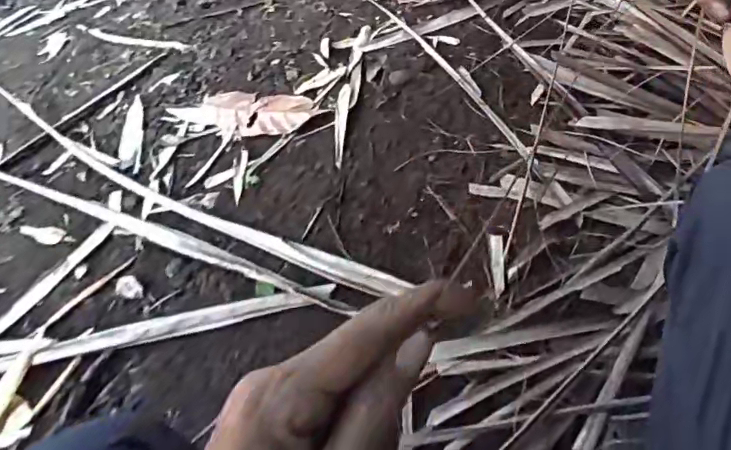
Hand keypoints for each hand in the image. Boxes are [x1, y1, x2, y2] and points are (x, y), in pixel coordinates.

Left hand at [208, 281, 476, 449]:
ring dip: (372, 411)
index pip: (367, 328)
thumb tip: (421, 337)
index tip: (467, 294)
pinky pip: (326, 403)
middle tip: (401, 435)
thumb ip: (378, 408)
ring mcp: (263, 397)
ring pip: (346, 381)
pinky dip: (351, 424)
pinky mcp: (264, 418)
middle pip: (357, 356)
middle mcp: (270, 378)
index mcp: (281, 389)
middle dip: (393, 378)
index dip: (421, 302)